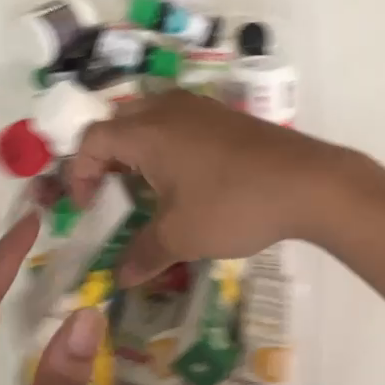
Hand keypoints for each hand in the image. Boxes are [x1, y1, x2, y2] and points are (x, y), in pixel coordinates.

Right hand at [66, 89, 348, 285]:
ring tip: (145, 188)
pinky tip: (185, 180)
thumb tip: (122, 277)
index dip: (79, 173)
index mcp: (146, 131)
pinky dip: (166, 144)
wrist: (305, 181)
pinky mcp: (223, 116)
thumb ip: (145, 253)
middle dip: (106, 156)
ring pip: (150, 117)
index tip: (87, 209)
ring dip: (137, 148)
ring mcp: (199, 107)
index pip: (92, 140)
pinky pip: (178, 121)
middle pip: (118, 121)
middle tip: (111, 193)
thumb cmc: (232, 204)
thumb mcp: (181, 237)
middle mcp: (167, 108)